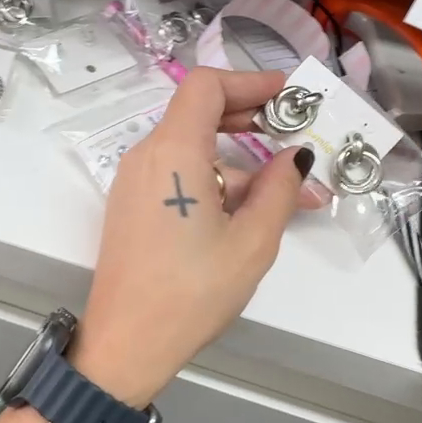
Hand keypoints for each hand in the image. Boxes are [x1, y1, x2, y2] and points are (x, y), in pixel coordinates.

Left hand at [0, 69, 312, 422]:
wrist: (127, 341)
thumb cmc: (192, 291)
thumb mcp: (252, 240)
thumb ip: (278, 188)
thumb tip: (294, 155)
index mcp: (172, 151)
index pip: (206, 86)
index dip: (249, 81)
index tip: (288, 95)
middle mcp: (145, 157)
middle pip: (196, 114)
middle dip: (249, 117)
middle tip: (295, 133)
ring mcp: (132, 183)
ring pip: (190, 150)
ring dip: (239, 160)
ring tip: (292, 190)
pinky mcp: (130, 207)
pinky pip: (175, 176)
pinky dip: (214, 180)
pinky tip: (251, 209)